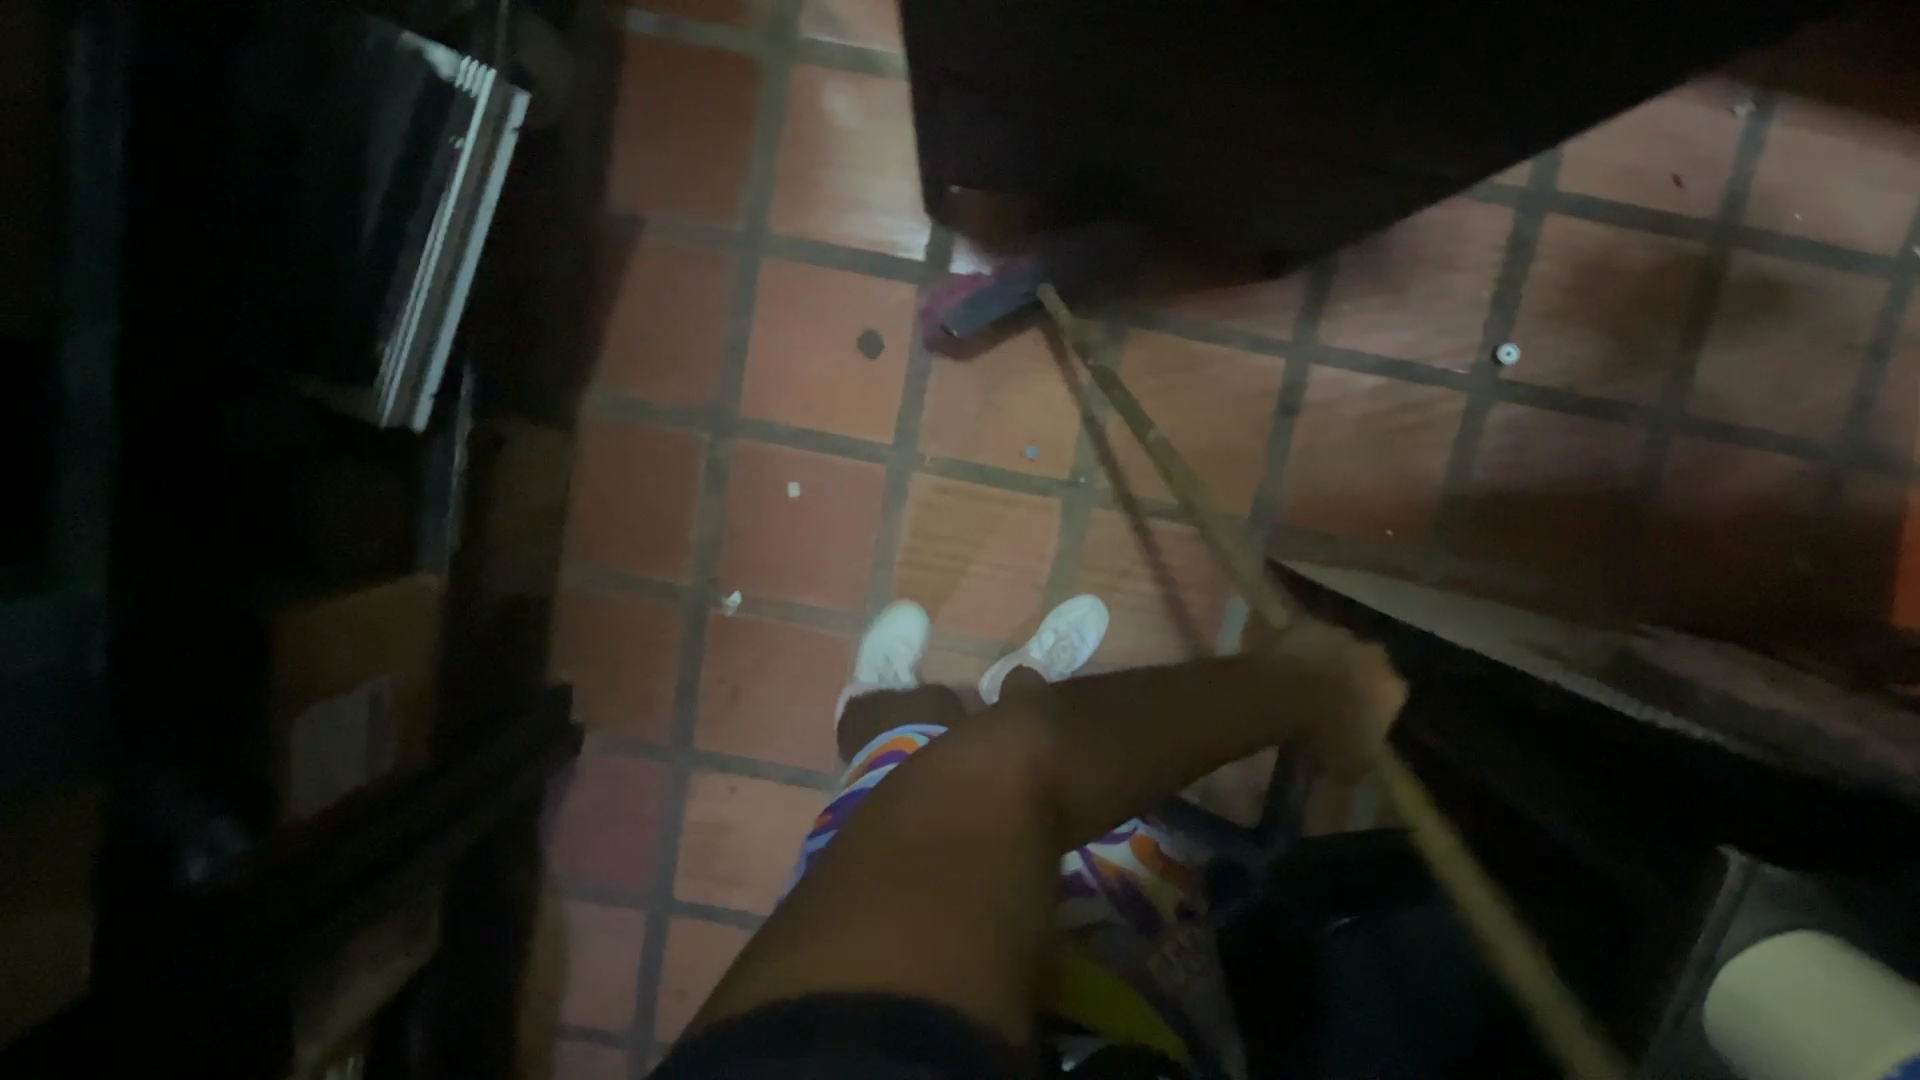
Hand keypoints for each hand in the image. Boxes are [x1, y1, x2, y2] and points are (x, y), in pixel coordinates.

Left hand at [1243, 613, 1405, 781]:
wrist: (1283, 692)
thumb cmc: (1325, 734)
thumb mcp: (1348, 768)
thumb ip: (1356, 765)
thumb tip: (1348, 775)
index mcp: (1392, 688)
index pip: (1390, 699)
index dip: (1371, 711)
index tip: (1350, 724)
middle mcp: (1372, 654)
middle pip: (1364, 666)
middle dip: (1350, 679)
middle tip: (1324, 701)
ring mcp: (1336, 633)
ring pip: (1333, 647)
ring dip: (1321, 660)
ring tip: (1296, 682)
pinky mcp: (1302, 622)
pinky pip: (1300, 636)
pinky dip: (1292, 648)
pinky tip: (1277, 665)